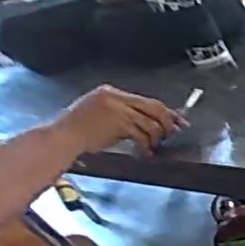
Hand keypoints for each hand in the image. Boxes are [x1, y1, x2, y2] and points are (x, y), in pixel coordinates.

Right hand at [51, 85, 182, 153]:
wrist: (64, 136)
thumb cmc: (82, 129)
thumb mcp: (104, 114)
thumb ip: (127, 114)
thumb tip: (154, 123)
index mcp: (111, 92)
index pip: (148, 100)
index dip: (168, 113)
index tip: (181, 122)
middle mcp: (115, 97)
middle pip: (155, 108)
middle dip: (168, 123)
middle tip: (173, 135)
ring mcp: (117, 109)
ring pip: (151, 123)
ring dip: (156, 138)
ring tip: (151, 146)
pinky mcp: (119, 122)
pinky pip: (143, 135)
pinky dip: (147, 146)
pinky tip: (145, 152)